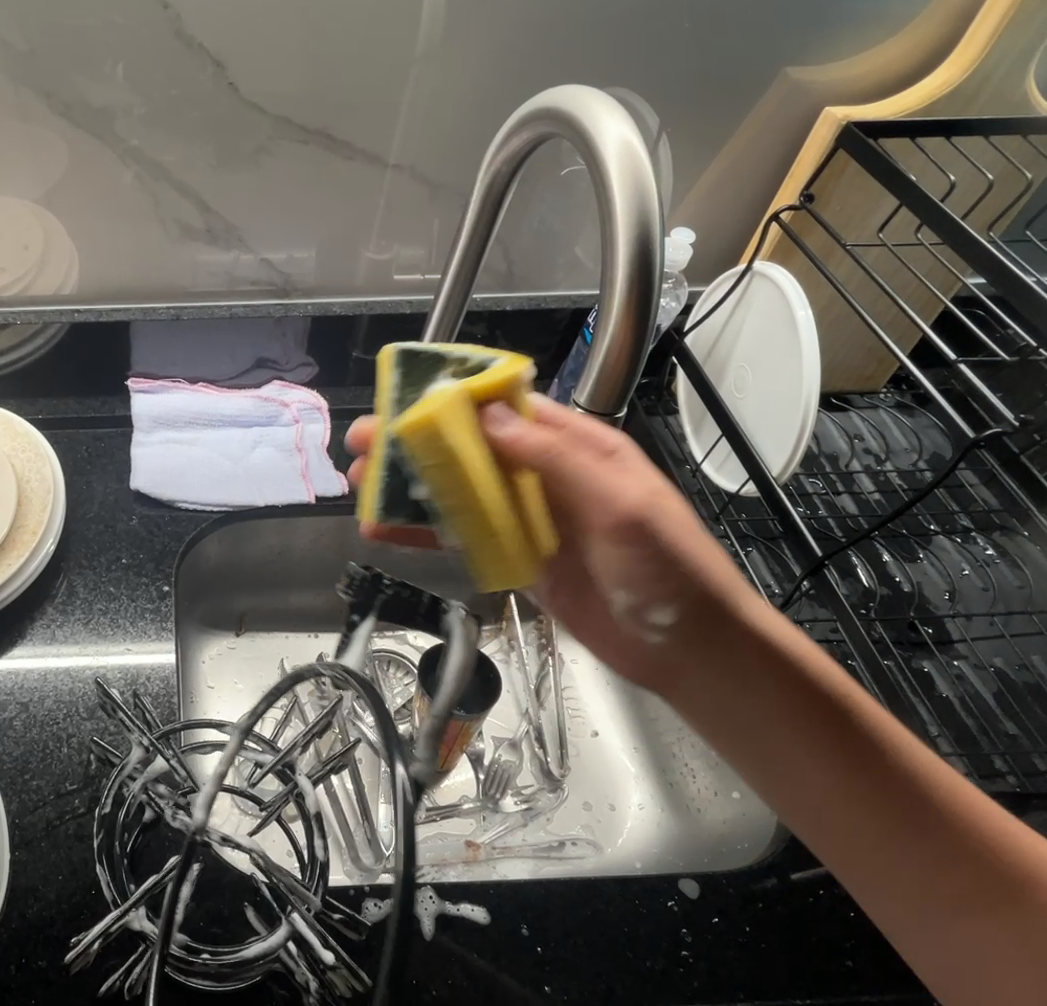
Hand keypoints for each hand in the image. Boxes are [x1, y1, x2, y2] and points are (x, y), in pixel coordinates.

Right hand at [345, 396, 768, 692]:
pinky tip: (383, 530)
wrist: (687, 650)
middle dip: (415, 442)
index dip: (455, 400)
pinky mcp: (513, 557)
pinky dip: (423, 532)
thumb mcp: (621, 505)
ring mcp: (526, 517)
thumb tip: (492, 415)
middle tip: (364, 441)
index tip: (405, 396)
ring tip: (360, 483)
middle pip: (470, 449)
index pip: (508, 409)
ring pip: (457, 491)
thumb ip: (556, 458)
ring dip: (409, 486)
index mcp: (578, 447)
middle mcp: (544, 475)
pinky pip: (461, 536)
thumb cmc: (669, 570)